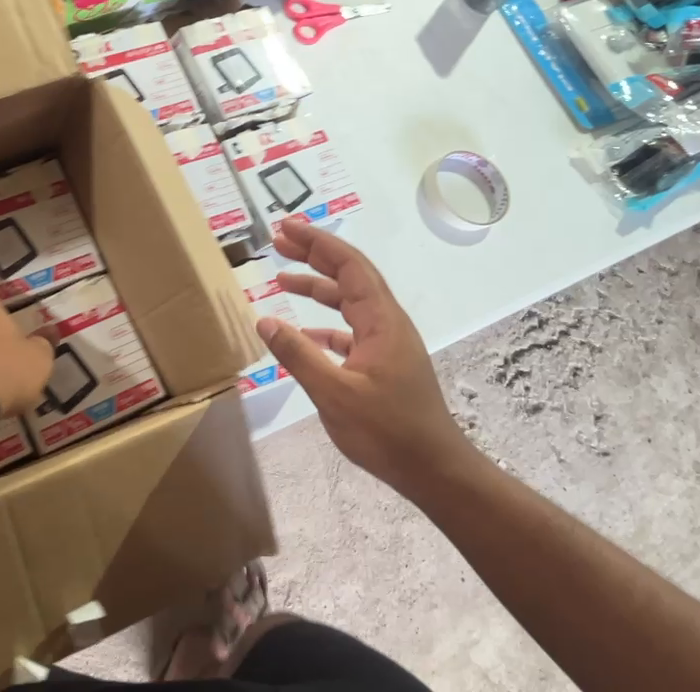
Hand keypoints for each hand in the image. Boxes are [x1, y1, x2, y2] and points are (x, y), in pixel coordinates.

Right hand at [257, 219, 474, 495]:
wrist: (434, 471)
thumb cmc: (388, 432)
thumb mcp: (335, 393)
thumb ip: (298, 355)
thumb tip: (265, 320)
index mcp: (382, 322)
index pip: (349, 266)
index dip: (317, 243)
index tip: (286, 228)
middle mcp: (387, 324)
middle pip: (350, 276)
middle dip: (314, 255)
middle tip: (278, 242)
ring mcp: (387, 345)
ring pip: (350, 302)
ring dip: (318, 287)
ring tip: (282, 279)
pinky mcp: (382, 365)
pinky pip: (349, 330)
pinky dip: (323, 324)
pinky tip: (300, 333)